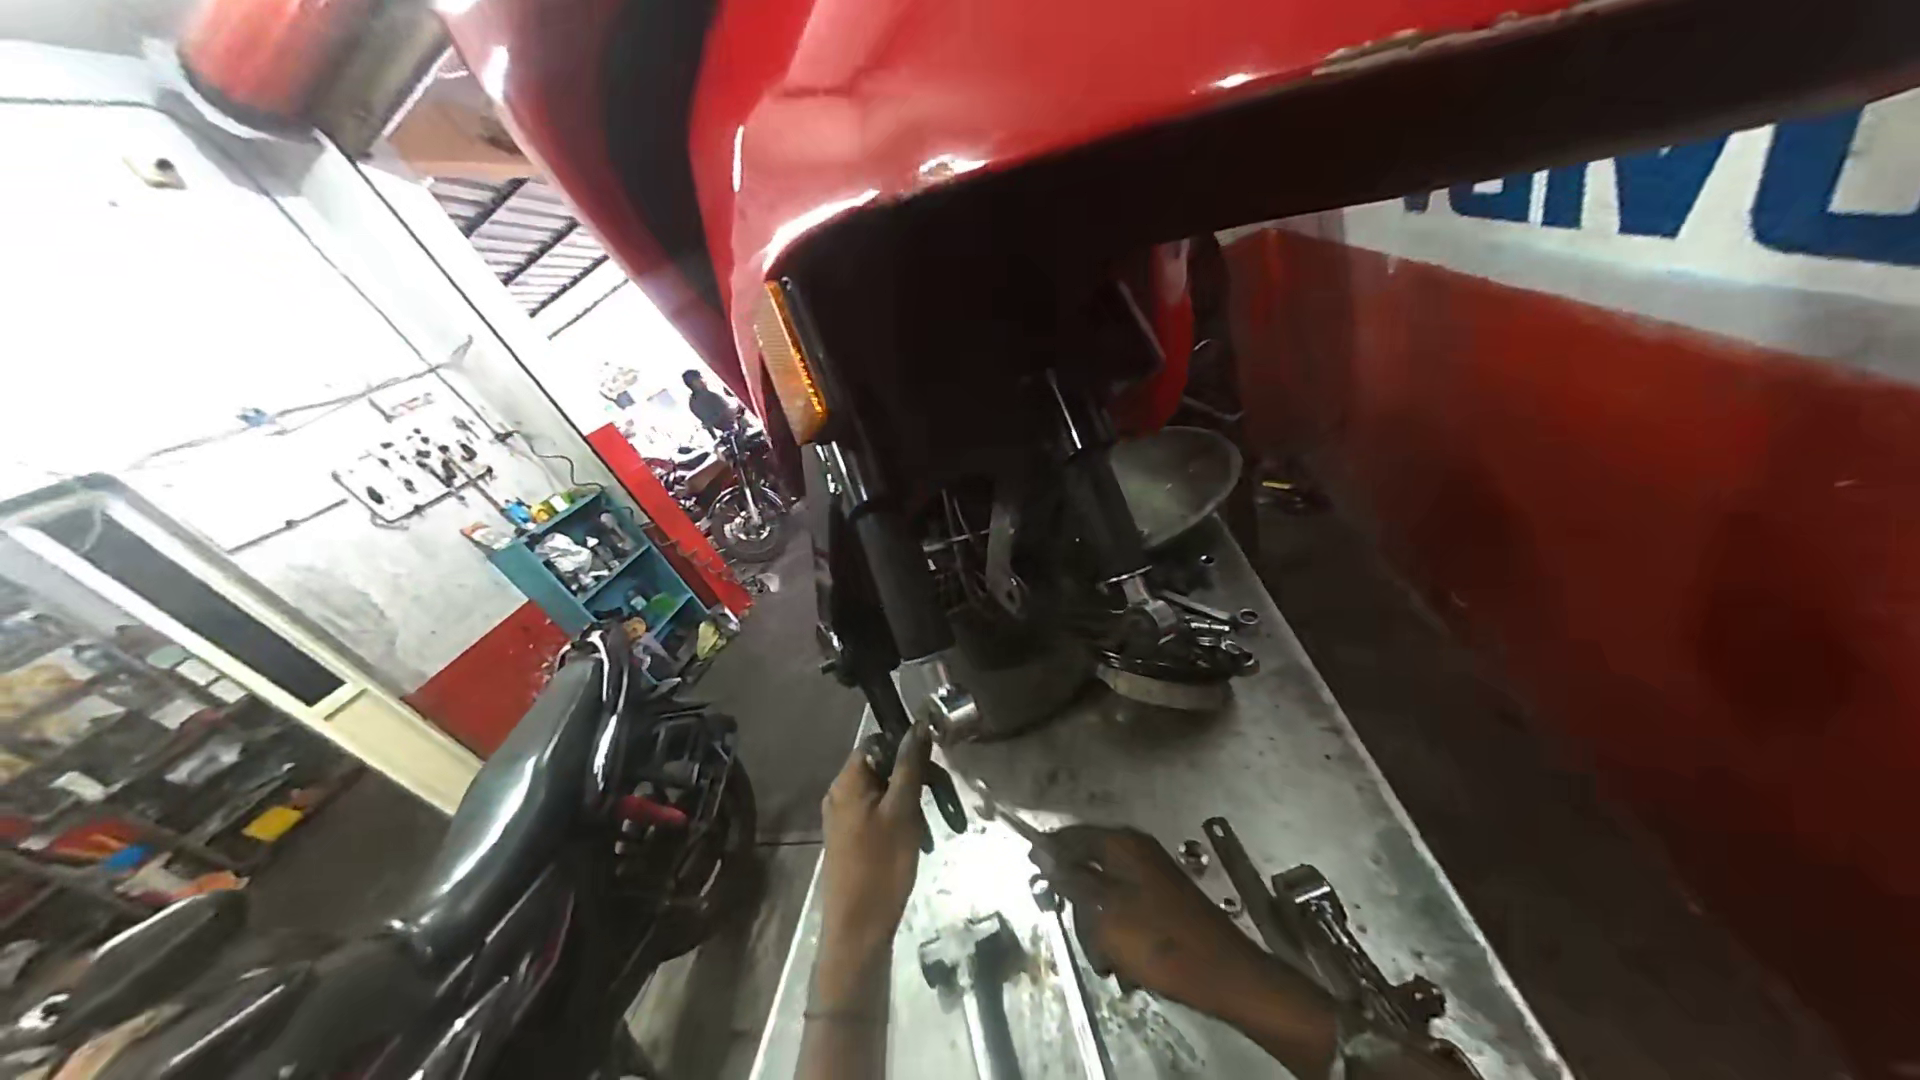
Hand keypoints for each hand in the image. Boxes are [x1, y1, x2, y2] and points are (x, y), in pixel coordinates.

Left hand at [817, 720, 931, 966]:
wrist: (858, 931)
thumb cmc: (881, 865)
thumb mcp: (902, 810)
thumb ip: (910, 765)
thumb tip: (918, 725)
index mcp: (847, 781)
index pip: (877, 742)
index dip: (905, 746)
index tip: (933, 763)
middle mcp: (839, 794)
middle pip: (882, 767)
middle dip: (914, 779)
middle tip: (943, 800)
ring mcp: (842, 818)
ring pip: (884, 793)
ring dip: (911, 802)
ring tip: (934, 825)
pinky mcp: (850, 840)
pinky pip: (878, 814)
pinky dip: (900, 819)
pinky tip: (919, 840)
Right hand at [1034, 825, 1268, 1013]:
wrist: (1224, 974)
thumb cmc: (1158, 940)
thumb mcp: (1103, 911)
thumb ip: (1071, 879)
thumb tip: (1043, 853)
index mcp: (1122, 844)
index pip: (1072, 835)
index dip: (1049, 853)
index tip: (1033, 874)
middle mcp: (1136, 851)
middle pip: (1088, 864)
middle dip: (1077, 901)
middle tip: (1078, 931)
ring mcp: (1152, 875)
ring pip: (1105, 893)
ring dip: (1098, 925)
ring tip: (1106, 957)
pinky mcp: (1162, 901)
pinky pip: (1125, 909)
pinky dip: (1119, 932)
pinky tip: (1125, 961)